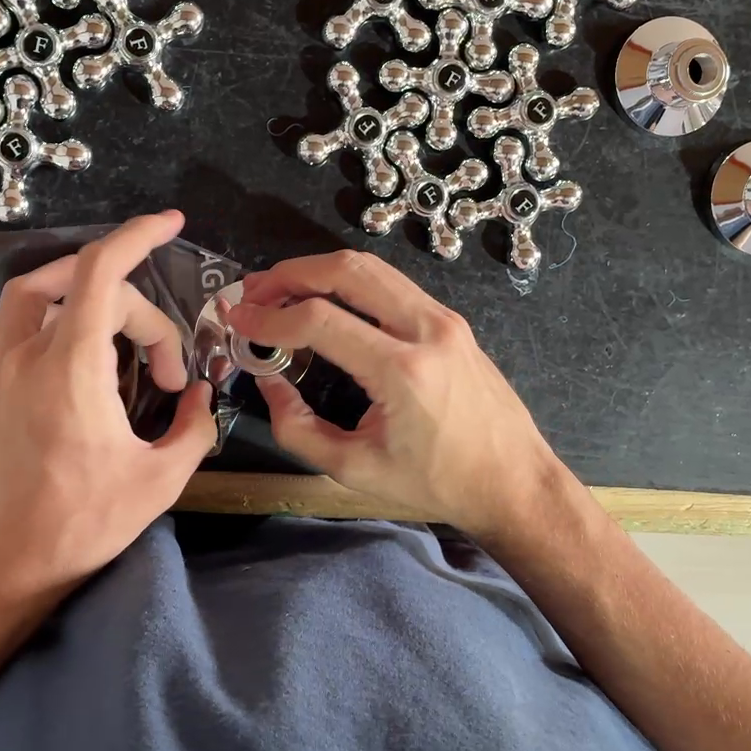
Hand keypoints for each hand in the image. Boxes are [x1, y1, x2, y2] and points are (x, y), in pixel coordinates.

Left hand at [0, 212, 218, 602]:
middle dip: (143, 318)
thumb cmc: (82, 524)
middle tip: (169, 375)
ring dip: (80, 288)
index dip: (138, 236)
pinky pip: (9, 322)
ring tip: (121, 318)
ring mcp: (5, 370)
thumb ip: (192, 428)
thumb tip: (199, 399)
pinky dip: (41, 310)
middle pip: (88, 289)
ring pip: (32, 291)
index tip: (172, 224)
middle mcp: (31, 356)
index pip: (101, 272)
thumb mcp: (159, 480)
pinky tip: (67, 337)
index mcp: (73, 368)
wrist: (5, 566)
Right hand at [227, 250, 574, 538]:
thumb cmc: (437, 482)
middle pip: (347, 271)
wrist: (514, 480)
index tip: (237, 320)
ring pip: (372, 267)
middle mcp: (426, 329)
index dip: (269, 317)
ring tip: (282, 291)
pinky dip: (350, 281)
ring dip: (320, 270)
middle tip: (254, 292)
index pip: (320, 321)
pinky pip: (392, 283)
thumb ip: (299, 429)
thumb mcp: (355, 470)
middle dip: (291, 274)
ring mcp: (444, 318)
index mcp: (402, 371)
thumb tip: (269, 383)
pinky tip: (327, 300)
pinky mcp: (451, 320)